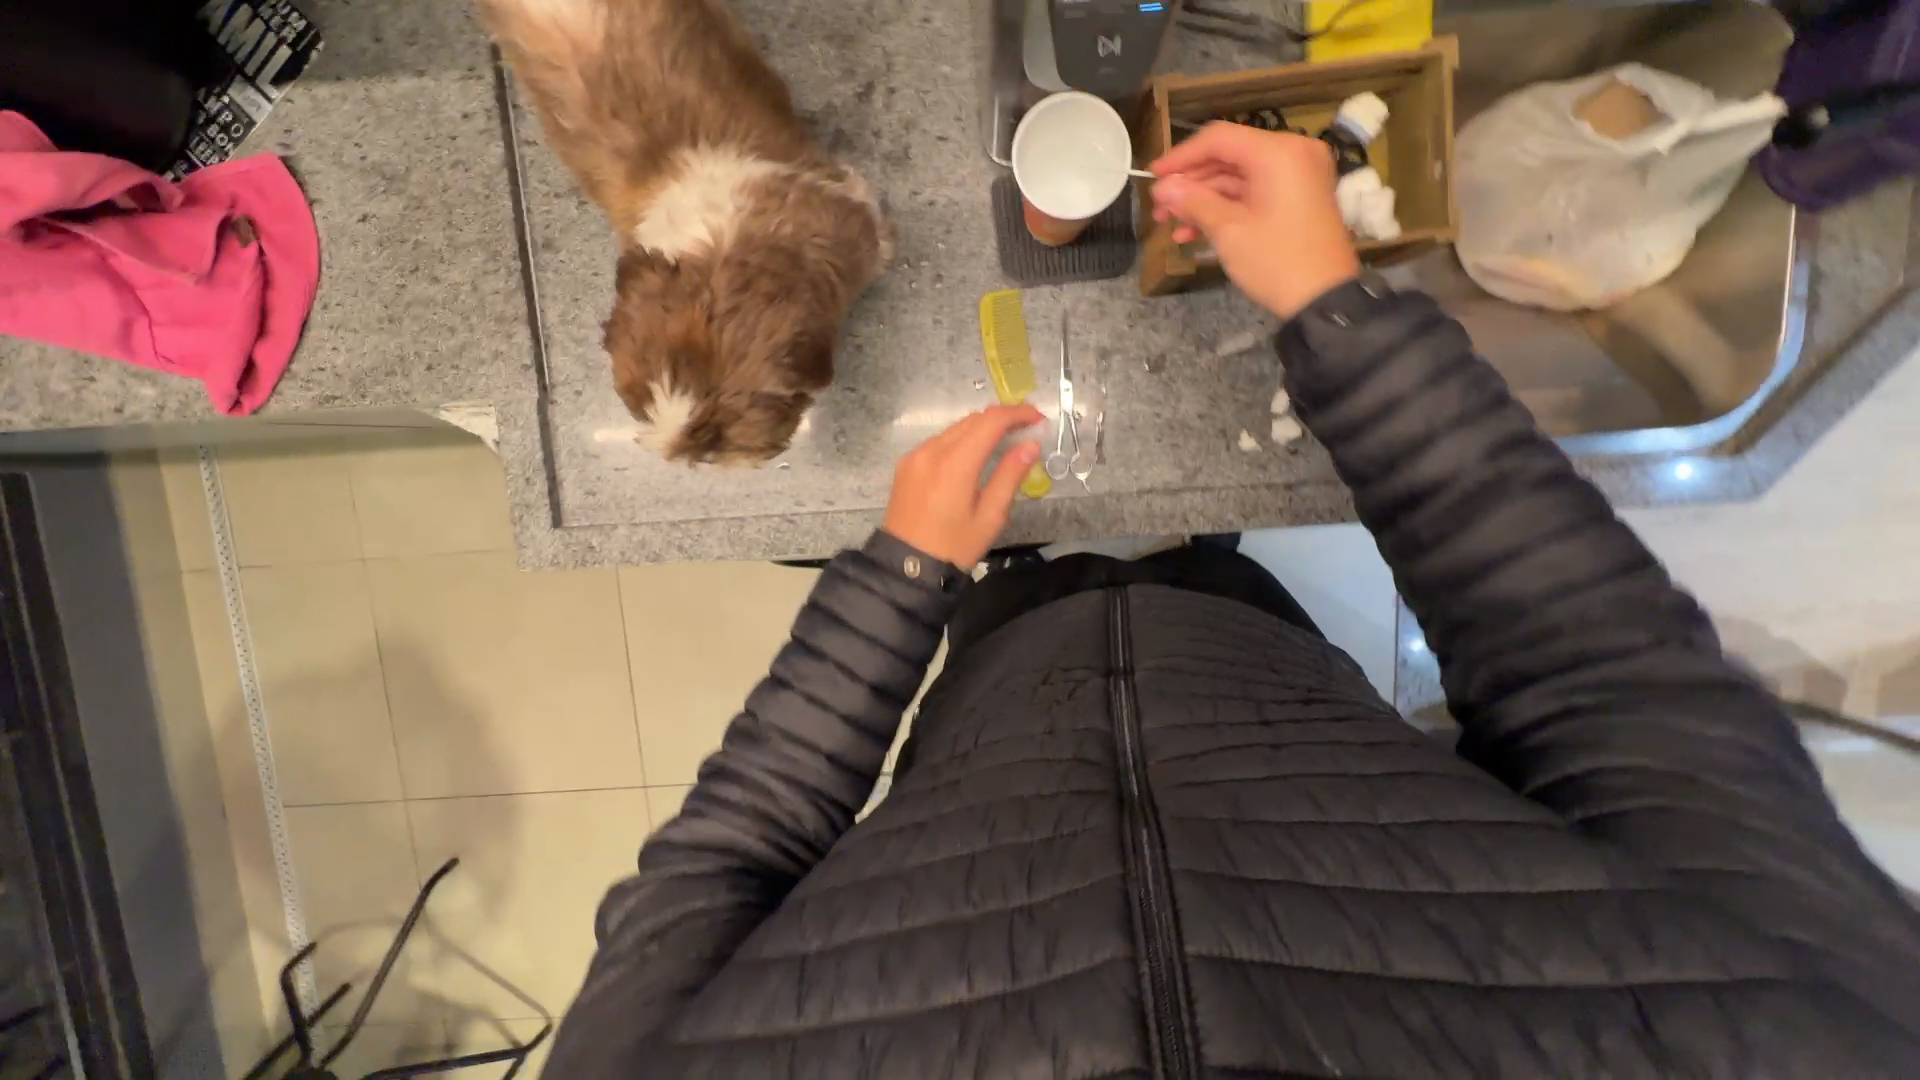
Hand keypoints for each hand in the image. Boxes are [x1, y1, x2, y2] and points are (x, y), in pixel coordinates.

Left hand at [883, 404, 1044, 567]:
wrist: (905, 567)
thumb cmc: (953, 547)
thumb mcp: (990, 517)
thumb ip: (1010, 476)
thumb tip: (1030, 445)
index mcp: (955, 464)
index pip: (990, 422)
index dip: (1017, 414)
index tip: (1037, 419)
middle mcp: (932, 451)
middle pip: (972, 420)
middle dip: (1001, 419)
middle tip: (1025, 430)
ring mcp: (915, 456)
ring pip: (955, 429)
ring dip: (980, 429)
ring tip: (1003, 442)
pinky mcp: (907, 464)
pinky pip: (939, 441)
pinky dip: (960, 441)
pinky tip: (972, 456)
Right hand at [1150, 123, 1361, 318]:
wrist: (1323, 298)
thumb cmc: (1275, 261)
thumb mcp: (1228, 231)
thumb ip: (1193, 201)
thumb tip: (1161, 187)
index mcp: (1277, 153)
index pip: (1219, 139)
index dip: (1181, 157)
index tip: (1152, 177)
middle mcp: (1291, 154)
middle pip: (1228, 157)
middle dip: (1190, 184)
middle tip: (1158, 208)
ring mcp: (1297, 176)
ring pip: (1238, 178)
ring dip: (1203, 200)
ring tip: (1171, 225)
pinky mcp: (1297, 198)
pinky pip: (1254, 193)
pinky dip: (1226, 208)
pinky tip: (1195, 232)